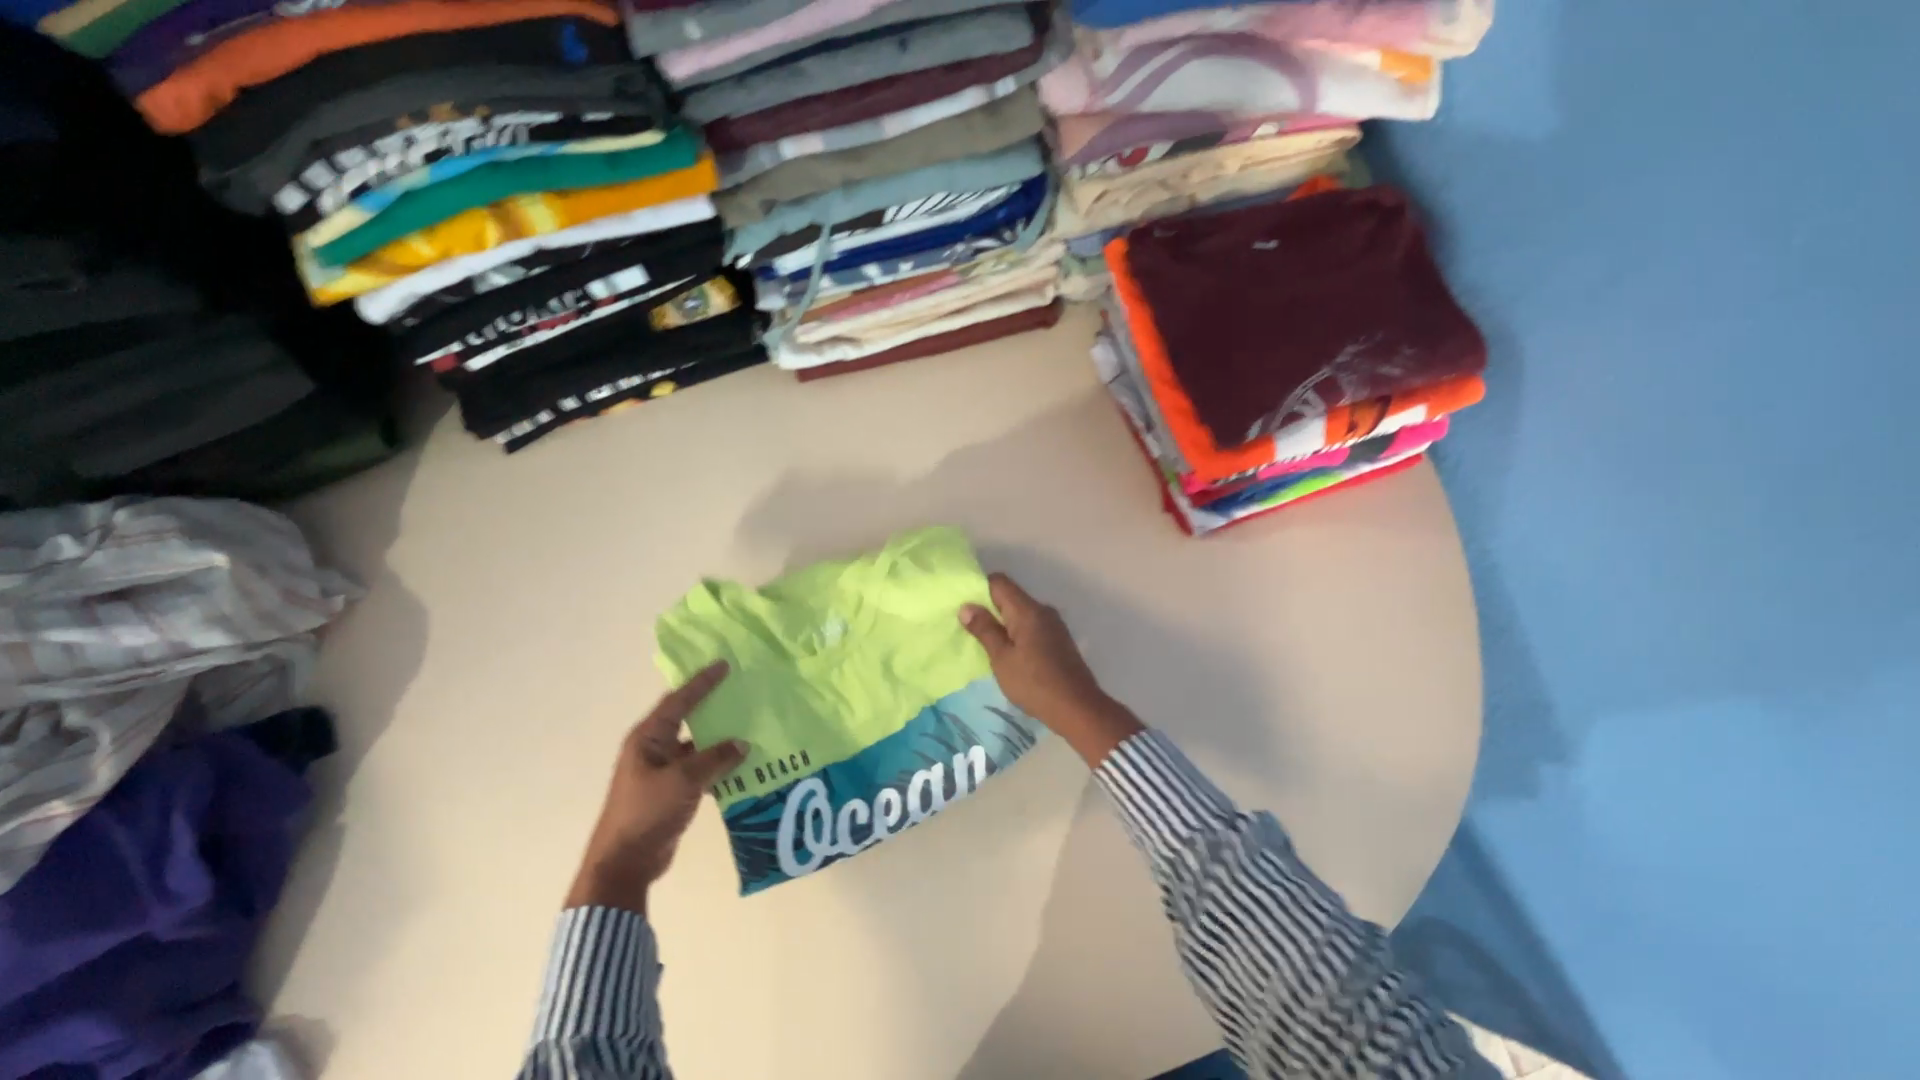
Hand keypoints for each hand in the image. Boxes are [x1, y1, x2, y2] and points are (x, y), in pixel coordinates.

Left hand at [564, 661, 748, 914]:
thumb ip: (715, 759)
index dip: (701, 683)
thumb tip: (742, 744)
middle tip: (742, 692)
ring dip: (721, 741)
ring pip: (697, 747)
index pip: (678, 701)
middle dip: (714, 708)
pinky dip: (720, 767)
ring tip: (751, 727)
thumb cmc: (647, 812)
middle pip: (688, 720)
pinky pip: (701, 770)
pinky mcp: (672, 793)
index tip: (724, 665)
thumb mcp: (683, 781)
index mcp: (648, 738)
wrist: (625, 861)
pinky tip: (744, 766)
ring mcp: (663, 772)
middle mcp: (654, 749)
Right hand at [960, 573, 1143, 767]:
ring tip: (986, 644)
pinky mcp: (1059, 640)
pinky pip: (1032, 627)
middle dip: (989, 609)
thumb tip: (966, 606)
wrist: (1077, 707)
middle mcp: (1043, 610)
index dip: (979, 589)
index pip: (999, 582)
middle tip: (969, 629)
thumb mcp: (1002, 658)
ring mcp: (1054, 625)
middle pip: (1010, 597)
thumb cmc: (1034, 683)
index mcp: (1028, 610)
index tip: (964, 608)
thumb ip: (985, 630)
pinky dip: (1017, 634)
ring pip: (1021, 614)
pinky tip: (1010, 655)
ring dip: (1003, 624)